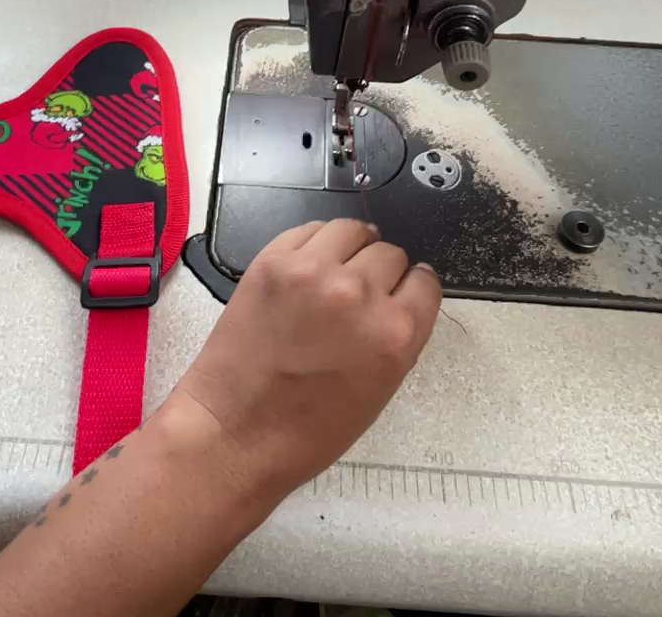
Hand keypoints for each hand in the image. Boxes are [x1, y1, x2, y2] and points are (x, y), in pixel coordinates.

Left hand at [165, 219, 441, 495]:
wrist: (236, 431)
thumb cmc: (311, 429)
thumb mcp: (380, 387)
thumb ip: (397, 334)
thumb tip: (399, 293)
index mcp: (395, 333)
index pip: (425, 281)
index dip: (413, 286)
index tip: (402, 289)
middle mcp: (359, 294)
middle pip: (390, 253)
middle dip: (381, 270)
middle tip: (361, 290)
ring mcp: (313, 272)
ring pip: (351, 230)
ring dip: (351, 247)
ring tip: (337, 266)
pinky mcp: (273, 261)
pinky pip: (309, 229)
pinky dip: (315, 243)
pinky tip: (309, 264)